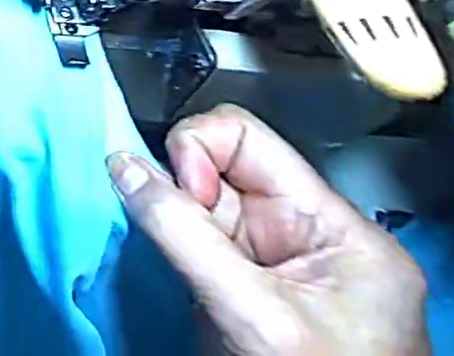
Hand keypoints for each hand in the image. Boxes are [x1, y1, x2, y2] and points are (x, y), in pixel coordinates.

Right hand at [108, 104, 429, 355]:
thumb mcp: (257, 318)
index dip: (198, 150)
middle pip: (214, 163)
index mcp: (335, 228)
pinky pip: (188, 230)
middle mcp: (303, 232)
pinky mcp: (239, 280)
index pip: (244, 136)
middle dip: (177, 186)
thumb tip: (119, 162)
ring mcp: (270, 258)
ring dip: (167, 214)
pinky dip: (165, 236)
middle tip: (172, 232)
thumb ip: (184, 234)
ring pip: (193, 196)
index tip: (187, 199)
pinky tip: (168, 263)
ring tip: (172, 257)